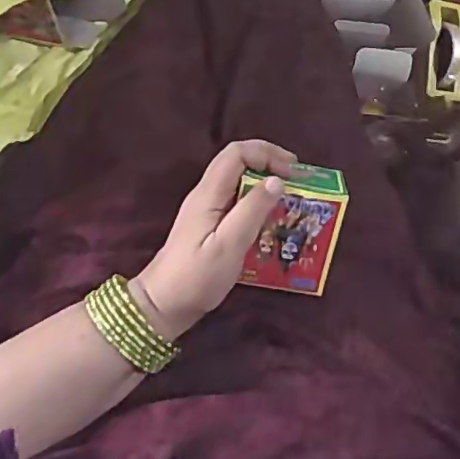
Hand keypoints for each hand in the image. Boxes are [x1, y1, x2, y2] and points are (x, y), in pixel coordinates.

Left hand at [132, 140, 295, 337]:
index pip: (237, 153)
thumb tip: (277, 180)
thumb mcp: (229, 244)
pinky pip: (236, 200)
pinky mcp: (208, 224)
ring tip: (290, 198)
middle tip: (297, 180)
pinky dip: (257, 200)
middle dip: (270, 163)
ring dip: (265, 182)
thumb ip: (253, 210)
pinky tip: (271, 218)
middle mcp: (206, 194)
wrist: (162, 305)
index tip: (292, 172)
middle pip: (238, 161)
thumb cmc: (196, 277)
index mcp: (209, 193)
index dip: (267, 154)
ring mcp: (205, 209)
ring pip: (238, 180)